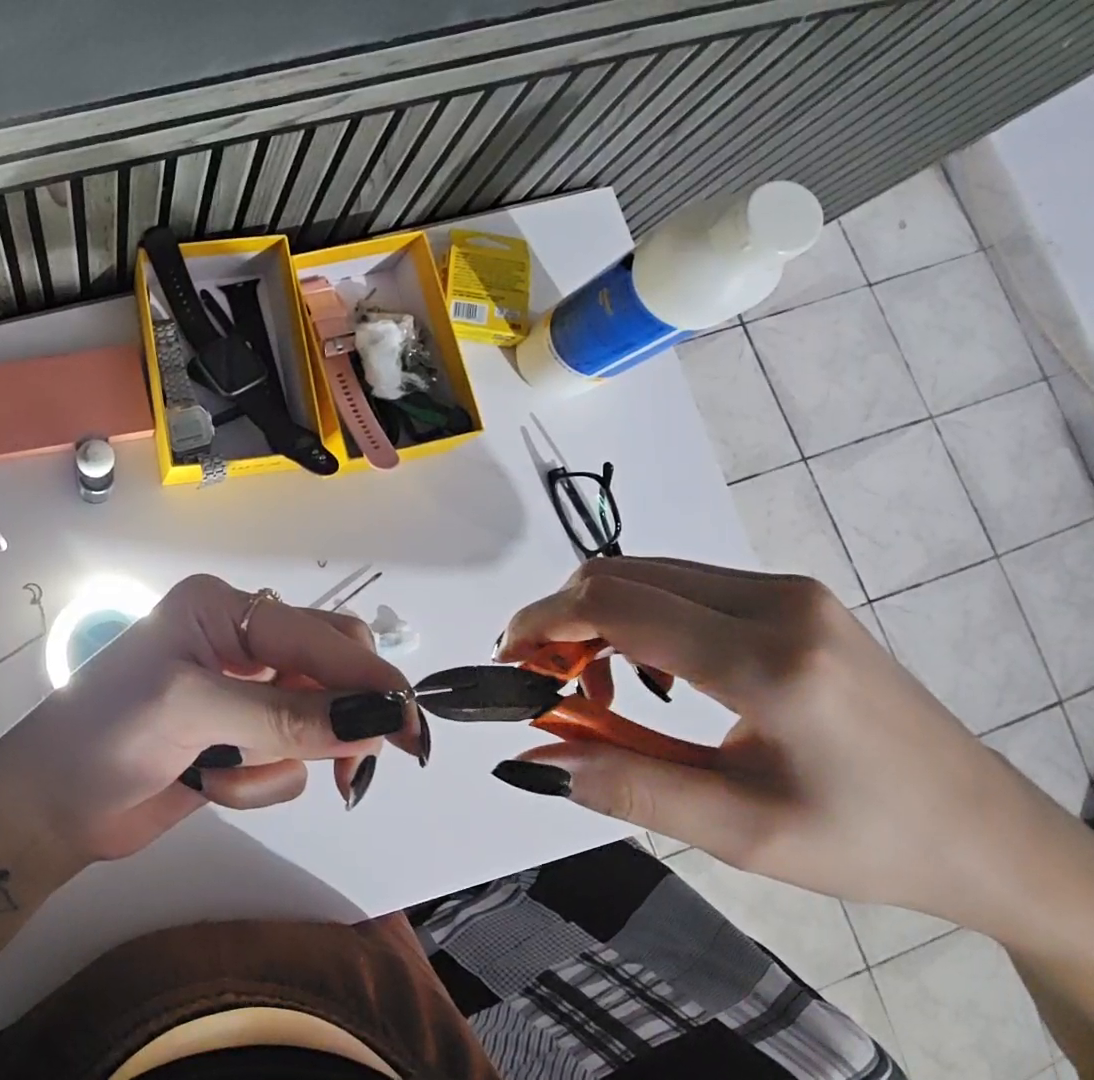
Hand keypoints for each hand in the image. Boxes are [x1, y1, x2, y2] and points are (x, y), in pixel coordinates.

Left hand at [0, 574, 425, 864]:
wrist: (50, 807)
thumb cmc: (106, 735)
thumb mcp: (192, 708)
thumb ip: (286, 714)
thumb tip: (378, 717)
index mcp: (222, 610)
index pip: (319, 634)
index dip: (367, 676)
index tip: (408, 726)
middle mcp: (236, 644)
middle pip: (329, 673)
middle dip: (333, 720)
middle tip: (347, 767)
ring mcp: (238, 697)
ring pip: (314, 724)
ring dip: (279, 761)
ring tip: (226, 775)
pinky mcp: (237, 744)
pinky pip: (289, 762)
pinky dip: (261, 783)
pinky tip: (213, 786)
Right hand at [496, 557, 1074, 926]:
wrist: (989, 832)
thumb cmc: (868, 840)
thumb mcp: (738, 832)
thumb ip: (624, 787)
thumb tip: (526, 760)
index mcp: (769, 662)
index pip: (615, 604)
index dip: (541, 624)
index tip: (506, 664)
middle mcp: (778, 604)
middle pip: (619, 575)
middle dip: (559, 621)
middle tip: (543, 685)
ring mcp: (789, 593)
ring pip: (643, 574)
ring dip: (593, 618)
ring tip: (590, 687)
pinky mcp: (791, 599)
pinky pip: (678, 584)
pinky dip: (632, 617)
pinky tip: (642, 672)